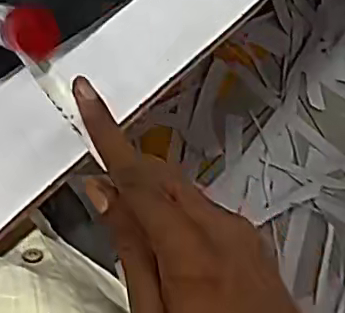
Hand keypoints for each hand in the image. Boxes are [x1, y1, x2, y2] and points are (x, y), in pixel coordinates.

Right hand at [74, 78, 298, 312]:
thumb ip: (128, 247)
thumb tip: (104, 194)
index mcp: (191, 248)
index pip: (135, 173)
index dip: (104, 129)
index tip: (87, 96)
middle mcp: (223, 232)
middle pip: (160, 176)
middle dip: (129, 170)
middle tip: (100, 180)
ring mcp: (245, 238)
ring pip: (183, 191)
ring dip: (156, 198)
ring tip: (140, 235)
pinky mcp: (257, 247)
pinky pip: (208, 212)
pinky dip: (183, 215)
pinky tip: (175, 246)